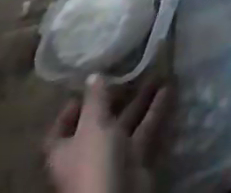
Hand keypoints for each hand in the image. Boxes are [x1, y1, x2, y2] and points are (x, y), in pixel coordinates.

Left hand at [45, 76, 171, 192]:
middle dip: (117, 96)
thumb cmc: (94, 161)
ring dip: (141, 100)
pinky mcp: (135, 160)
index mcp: (64, 148)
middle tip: (133, 70)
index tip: (91, 85)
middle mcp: (87, 152)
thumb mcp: (92, 124)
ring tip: (158, 74)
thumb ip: (95, 99)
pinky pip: (145, 131)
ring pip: (127, 123)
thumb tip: (94, 75)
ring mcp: (112, 157)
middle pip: (100, 120)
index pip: (62, 125)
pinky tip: (168, 91)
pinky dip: (155, 112)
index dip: (74, 106)